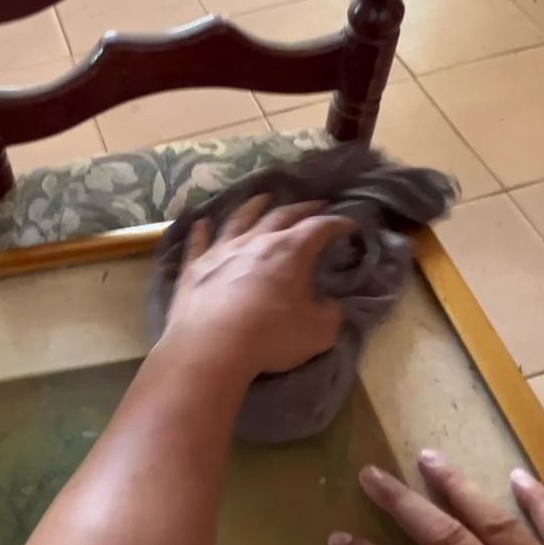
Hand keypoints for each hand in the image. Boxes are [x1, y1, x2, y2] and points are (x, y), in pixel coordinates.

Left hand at [160, 195, 355, 382]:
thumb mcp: (318, 331)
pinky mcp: (194, 266)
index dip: (336, 224)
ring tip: (262, 197)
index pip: (319, 228)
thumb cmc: (270, 336)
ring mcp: (221, 250)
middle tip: (314, 204)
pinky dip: (201, 229)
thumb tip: (330, 305)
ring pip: (239, 219)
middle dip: (302, 208)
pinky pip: (198, 241)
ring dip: (253, 206)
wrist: (211, 346)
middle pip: (281, 215)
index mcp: (290, 251)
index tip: (348, 224)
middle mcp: (256, 241)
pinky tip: (200, 221)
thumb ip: (330, 314)